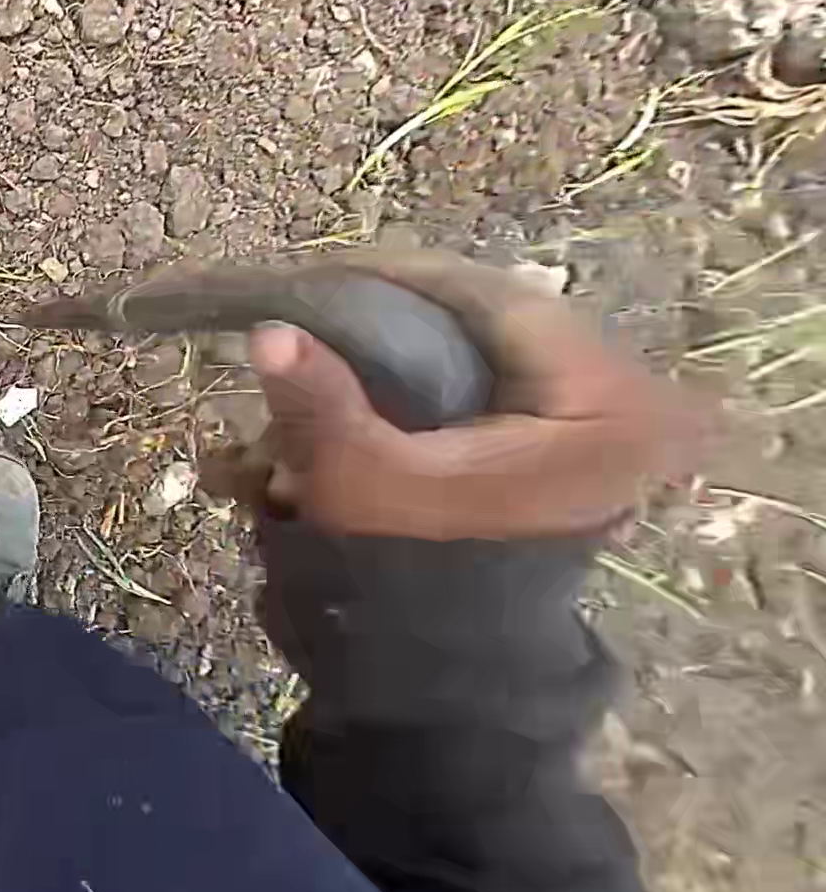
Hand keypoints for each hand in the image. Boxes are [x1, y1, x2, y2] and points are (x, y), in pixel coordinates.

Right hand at [240, 254, 708, 540]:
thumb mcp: (356, 476)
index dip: (410, 276)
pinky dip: (421, 347)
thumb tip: (266, 332)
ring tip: (337, 315)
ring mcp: (598, 410)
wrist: (434, 624)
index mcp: (611, 411)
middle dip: (402, 298)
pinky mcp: (561, 421)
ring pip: (488, 331)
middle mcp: (625, 399)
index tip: (329, 267)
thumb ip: (318, 401)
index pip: (507, 304)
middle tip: (323, 292)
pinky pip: (486, 358)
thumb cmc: (407, 556)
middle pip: (497, 314)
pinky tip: (369, 350)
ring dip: (407, 320)